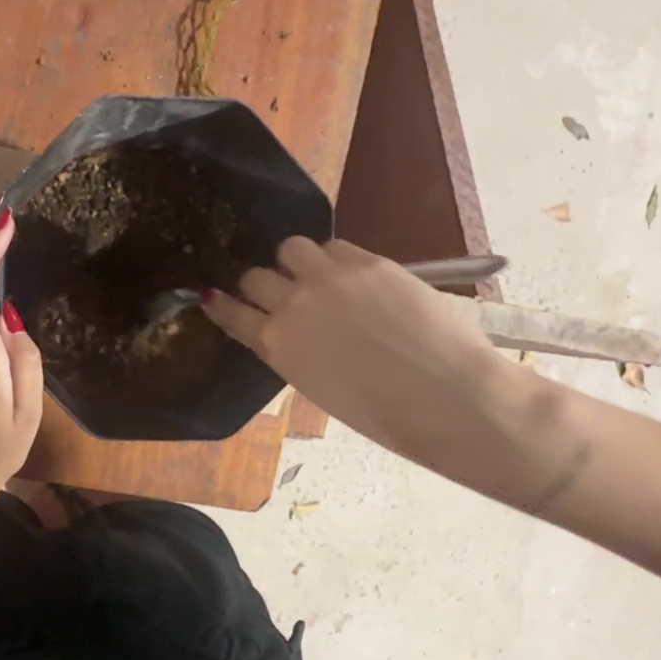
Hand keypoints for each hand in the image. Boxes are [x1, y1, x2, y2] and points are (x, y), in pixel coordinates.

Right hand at [202, 238, 510, 461]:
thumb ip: (293, 353)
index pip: (231, 313)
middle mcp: (292, 305)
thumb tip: (296, 334)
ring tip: (317, 276)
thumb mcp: (317, 387)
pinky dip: (335, 259)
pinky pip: (336, 246)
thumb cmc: (382, 412)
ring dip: (296, 261)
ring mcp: (329, 279)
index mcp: (276, 345)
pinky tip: (353, 277)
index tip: (215, 298)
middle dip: (263, 285)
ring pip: (291, 248)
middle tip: (282, 293)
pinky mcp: (368, 262)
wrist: (445, 394)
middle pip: (256, 277)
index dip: (222, 305)